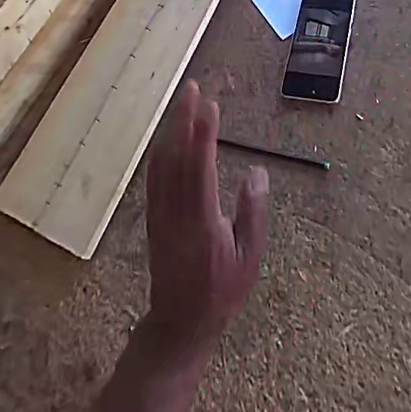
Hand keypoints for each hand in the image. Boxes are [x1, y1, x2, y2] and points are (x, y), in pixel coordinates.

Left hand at [142, 81, 267, 358]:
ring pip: (162, 162)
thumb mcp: (249, 260)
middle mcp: (176, 212)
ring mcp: (160, 214)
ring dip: (172, 129)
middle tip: (192, 87)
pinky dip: (162, 150)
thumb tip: (256, 172)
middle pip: (177, 156)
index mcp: (202, 221)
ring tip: (183, 103)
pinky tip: (168, 138)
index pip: (201, 168)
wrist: (179, 324)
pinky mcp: (153, 217)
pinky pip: (155, 176)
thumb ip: (252, 214)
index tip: (210, 105)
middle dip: (184, 119)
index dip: (204, 134)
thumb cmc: (221, 293)